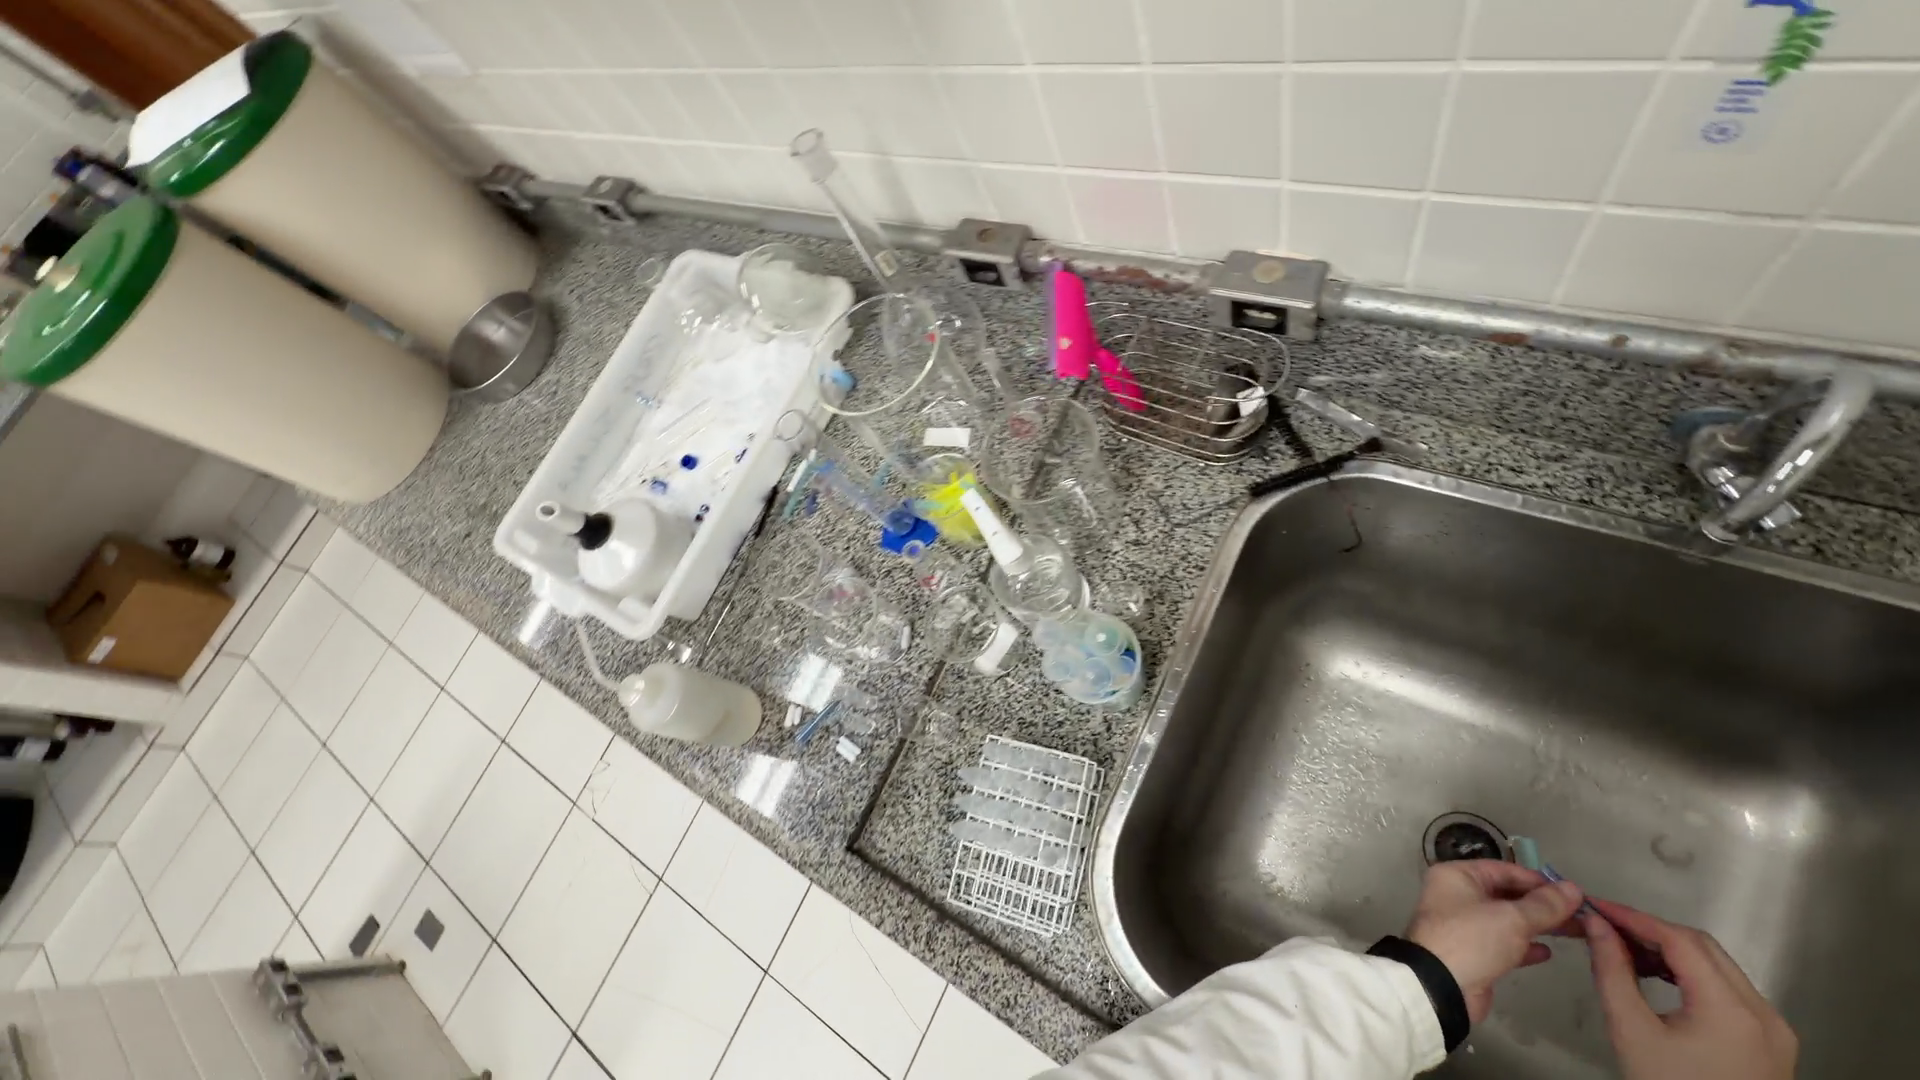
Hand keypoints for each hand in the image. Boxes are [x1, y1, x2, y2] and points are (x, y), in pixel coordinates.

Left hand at [1404, 860, 1585, 1023]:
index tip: (1573, 893)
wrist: (1441, 986)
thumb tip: (1573, 888)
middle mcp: (1457, 895)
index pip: (1503, 870)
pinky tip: (1548, 953)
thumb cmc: (1472, 939)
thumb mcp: (1512, 918)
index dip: (1538, 881)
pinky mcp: (1472, 952)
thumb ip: (1545, 905)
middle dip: (1543, 905)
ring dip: (1539, 925)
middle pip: (1507, 895)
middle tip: (1583, 916)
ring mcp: (1464, 925)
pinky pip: (1503, 943)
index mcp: (1457, 876)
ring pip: (1508, 920)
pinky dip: (1524, 946)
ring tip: (1577, 932)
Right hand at [1582, 899, 1795, 1079]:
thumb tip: (1595, 924)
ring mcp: (1774, 1027)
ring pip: (1717, 964)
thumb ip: (1612, 971)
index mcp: (1731, 1009)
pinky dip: (1691, 972)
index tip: (1596, 905)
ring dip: (1671, 949)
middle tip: (1607, 924)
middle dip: (1652, 929)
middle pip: (1703, 947)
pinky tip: (1659, 975)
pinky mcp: (1772, 1040)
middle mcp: (1763, 1012)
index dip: (1634, 917)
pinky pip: (1728, 988)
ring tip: (1626, 948)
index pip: (1679, 940)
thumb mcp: (1631, 1030)